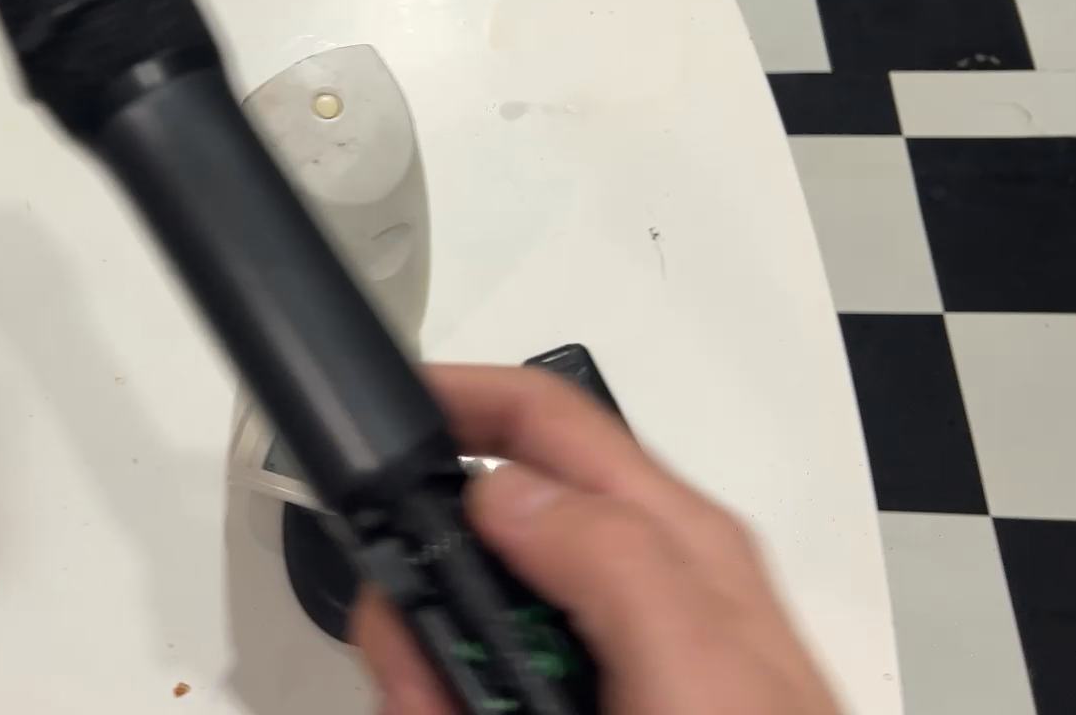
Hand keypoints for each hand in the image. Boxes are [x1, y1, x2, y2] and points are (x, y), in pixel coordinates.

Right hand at [353, 365, 842, 714]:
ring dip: (417, 632)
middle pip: (481, 495)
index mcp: (666, 533)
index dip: (457, 392)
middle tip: (395, 617)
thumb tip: (497, 488)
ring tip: (424, 703)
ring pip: (458, 578)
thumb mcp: (700, 687)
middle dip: (418, 545)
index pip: (542, 411)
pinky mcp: (561, 683)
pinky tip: (438, 712)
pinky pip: (461, 647)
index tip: (375, 418)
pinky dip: (432, 678)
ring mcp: (587, 629)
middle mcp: (623, 564)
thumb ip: (613, 563)